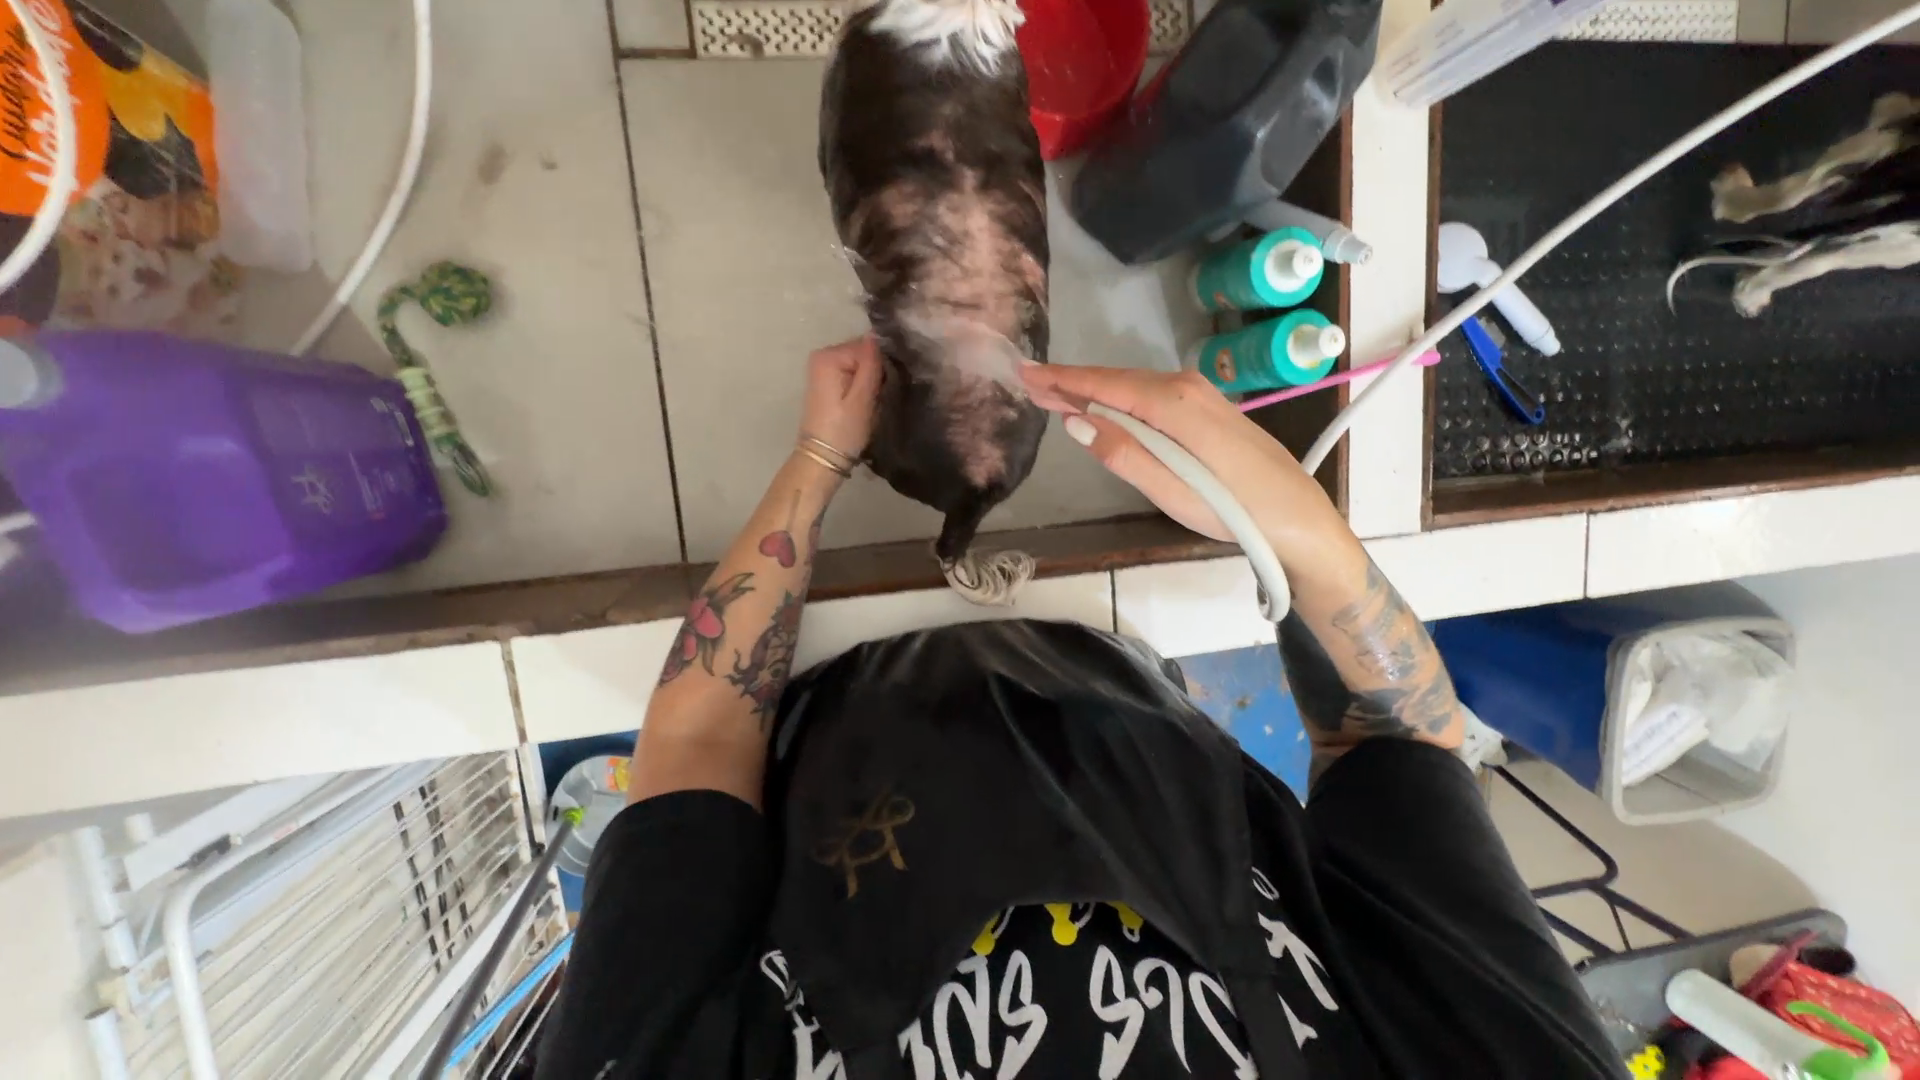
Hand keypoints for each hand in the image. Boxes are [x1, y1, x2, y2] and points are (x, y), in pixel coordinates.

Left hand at [800, 336, 882, 462]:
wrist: (822, 457)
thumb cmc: (845, 429)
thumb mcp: (863, 397)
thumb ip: (871, 364)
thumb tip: (876, 335)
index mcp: (829, 356)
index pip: (868, 347)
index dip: (881, 366)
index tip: (883, 388)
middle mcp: (822, 355)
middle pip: (862, 354)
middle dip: (874, 373)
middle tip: (876, 397)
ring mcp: (821, 368)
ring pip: (859, 365)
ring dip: (868, 381)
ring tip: (870, 402)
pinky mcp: (825, 381)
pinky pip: (851, 374)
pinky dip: (859, 386)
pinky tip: (861, 403)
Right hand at [1021, 365, 1354, 566]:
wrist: (1298, 517)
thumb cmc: (1233, 511)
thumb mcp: (1171, 492)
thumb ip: (1123, 454)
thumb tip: (1076, 422)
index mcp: (1173, 404)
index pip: (1104, 385)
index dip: (1062, 380)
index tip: (1024, 373)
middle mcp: (1185, 387)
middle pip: (1116, 381)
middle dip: (1071, 383)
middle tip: (1028, 385)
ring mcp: (1200, 394)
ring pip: (1133, 387)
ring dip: (1093, 391)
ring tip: (1054, 396)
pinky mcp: (1208, 407)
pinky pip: (1151, 395)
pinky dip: (1120, 399)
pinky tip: (1103, 408)